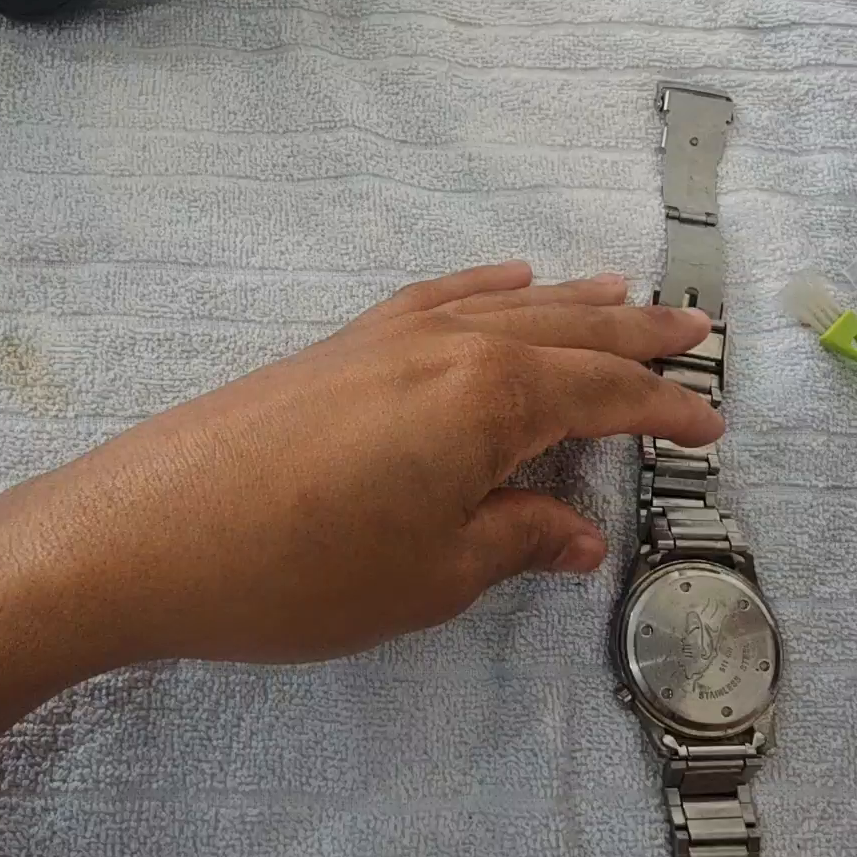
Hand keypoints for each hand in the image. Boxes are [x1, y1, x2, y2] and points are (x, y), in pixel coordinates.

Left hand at [12, 260, 721, 664]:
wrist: (146, 531)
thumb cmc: (301, 571)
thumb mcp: (430, 576)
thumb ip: (516, 541)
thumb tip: (581, 534)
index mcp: (490, 398)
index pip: (604, 395)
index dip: (663, 411)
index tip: (710, 425)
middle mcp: (451, 343)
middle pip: (568, 331)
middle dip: (636, 336)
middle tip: (693, 333)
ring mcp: (390, 332)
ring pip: (508, 305)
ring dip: (571, 304)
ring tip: (622, 299)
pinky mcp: (343, 341)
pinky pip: (437, 297)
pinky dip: (485, 288)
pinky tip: (509, 279)